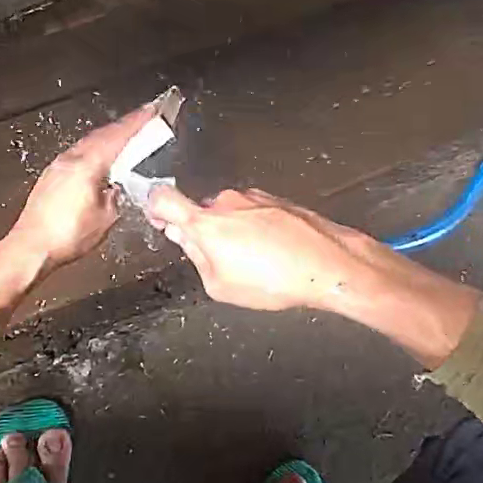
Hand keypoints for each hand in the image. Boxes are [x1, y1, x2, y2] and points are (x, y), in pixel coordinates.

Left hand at [0, 105, 155, 320]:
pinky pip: (76, 157)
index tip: (151, 111)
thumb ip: (115, 197)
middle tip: (141, 122)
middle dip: (123, 128)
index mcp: (87, 165)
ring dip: (107, 140)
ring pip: (87, 145)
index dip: (137, 122)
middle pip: (101, 135)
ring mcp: (57, 168)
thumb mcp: (105, 217)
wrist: (31, 249)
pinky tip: (97, 164)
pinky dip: (92, 154)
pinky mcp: (50, 179)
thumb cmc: (63, 236)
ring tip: (123, 141)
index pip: (117, 136)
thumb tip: (117, 189)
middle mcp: (70, 160)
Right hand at [143, 186, 381, 311]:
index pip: (163, 198)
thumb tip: (186, 240)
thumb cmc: (276, 280)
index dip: (154, 207)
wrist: (329, 265)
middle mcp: (226, 202)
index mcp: (205, 223)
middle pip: (200, 212)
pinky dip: (255, 229)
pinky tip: (273, 253)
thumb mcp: (221, 285)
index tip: (158, 218)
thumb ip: (196, 258)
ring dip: (233, 231)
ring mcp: (252, 197)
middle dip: (203, 232)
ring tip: (255, 261)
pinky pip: (252, 212)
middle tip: (220, 260)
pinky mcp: (274, 199)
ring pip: (228, 212)